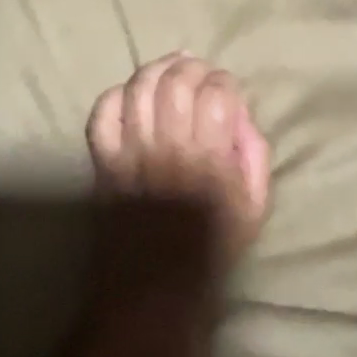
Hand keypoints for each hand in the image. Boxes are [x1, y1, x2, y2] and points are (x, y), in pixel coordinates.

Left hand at [87, 53, 270, 265]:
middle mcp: (169, 149)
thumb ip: (254, 154)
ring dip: (157, 68)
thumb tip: (240, 113)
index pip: (218, 94)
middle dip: (193, 66)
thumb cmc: (211, 248)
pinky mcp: (103, 161)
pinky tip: (132, 96)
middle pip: (177, 81)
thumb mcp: (254, 207)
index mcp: (211, 161)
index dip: (226, 82)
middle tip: (199, 70)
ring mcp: (131, 152)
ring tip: (170, 68)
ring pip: (139, 87)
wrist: (153, 290)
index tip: (228, 88)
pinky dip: (117, 95)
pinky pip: (102, 112)